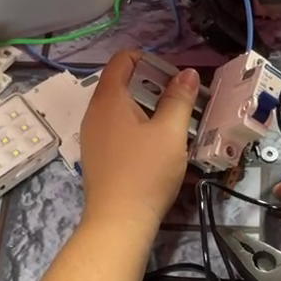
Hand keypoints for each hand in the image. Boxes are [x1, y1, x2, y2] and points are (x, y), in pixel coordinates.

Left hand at [77, 51, 198, 234]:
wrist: (119, 221)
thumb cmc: (146, 172)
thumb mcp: (170, 133)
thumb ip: (179, 99)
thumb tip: (188, 74)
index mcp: (109, 98)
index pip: (122, 60)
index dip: (149, 59)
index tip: (173, 76)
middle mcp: (95, 112)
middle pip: (121, 84)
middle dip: (152, 86)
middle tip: (179, 102)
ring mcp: (93, 136)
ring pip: (120, 110)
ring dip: (147, 110)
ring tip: (172, 126)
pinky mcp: (97, 157)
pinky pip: (117, 131)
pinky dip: (136, 129)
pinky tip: (156, 148)